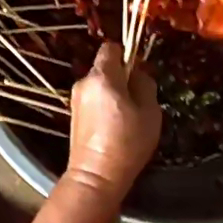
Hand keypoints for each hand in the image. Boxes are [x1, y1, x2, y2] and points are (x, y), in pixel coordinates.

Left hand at [66, 43, 160, 196]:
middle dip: (121, 75)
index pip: (111, 48)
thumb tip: (138, 71)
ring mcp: (75, 97)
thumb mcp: (150, 111)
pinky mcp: (73, 113)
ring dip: (112, 90)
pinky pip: (92, 97)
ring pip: (98, 83)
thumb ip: (144, 84)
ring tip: (127, 113)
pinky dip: (103, 102)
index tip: (139, 69)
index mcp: (102, 77)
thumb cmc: (127, 142)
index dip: (126, 53)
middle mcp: (84, 82)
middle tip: (138, 96)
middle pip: (104, 66)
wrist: (96, 174)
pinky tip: (113, 123)